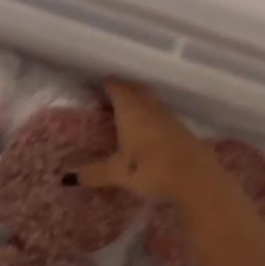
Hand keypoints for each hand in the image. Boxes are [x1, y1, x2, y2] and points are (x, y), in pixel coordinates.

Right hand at [65, 80, 213, 200]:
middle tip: (111, 95)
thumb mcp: (117, 174)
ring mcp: (170, 119)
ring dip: (139, 103)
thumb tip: (67, 178)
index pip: (118, 88)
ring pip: (151, 103)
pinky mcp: (183, 132)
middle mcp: (150, 109)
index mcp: (131, 111)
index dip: (108, 85)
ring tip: (128, 112)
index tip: (99, 85)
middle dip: (124, 90)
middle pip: (136, 91)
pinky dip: (152, 118)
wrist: (197, 180)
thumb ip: (93, 174)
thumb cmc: (150, 169)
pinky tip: (149, 132)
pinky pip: (162, 116)